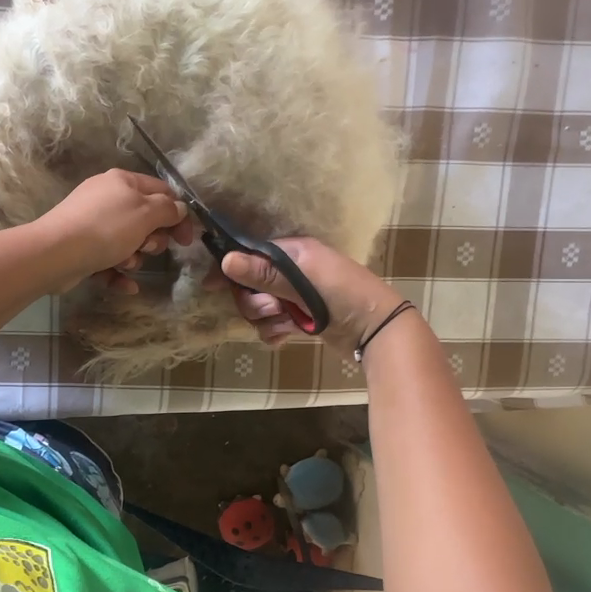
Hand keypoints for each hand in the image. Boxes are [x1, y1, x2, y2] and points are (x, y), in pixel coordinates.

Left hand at [30, 170, 198, 292]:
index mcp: (123, 182)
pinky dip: (118, 274)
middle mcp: (106, 199)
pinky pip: (108, 262)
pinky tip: (127, 287)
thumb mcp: (145, 213)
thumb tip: (179, 207)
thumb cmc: (106, 228)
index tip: (187, 240)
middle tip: (147, 247)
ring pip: (126, 244)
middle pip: (144, 220)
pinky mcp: (81, 249)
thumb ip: (168, 209)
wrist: (57, 253)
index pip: (162, 192)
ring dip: (133, 258)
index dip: (178, 215)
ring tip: (124, 263)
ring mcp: (91, 225)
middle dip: (152, 240)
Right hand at [222, 238, 406, 351]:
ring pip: (258, 309)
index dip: (232, 271)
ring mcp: (295, 297)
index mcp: (294, 253)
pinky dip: (275, 332)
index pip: (250, 256)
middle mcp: (292, 272)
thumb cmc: (344, 297)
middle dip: (255, 302)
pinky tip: (287, 337)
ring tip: (287, 324)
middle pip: (250, 286)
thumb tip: (226, 260)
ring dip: (266, 320)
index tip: (212, 285)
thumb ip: (265, 273)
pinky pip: (271, 325)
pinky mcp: (299, 319)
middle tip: (274, 309)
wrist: (378, 331)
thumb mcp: (303, 282)